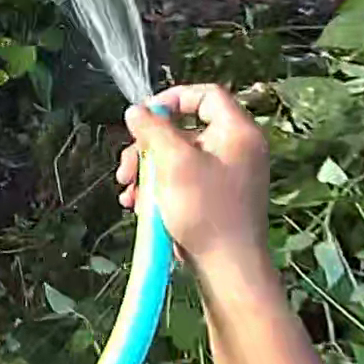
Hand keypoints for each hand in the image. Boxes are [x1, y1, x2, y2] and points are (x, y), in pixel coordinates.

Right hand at [115, 84, 269, 268]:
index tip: (144, 116)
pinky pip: (181, 180)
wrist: (228, 269)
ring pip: (176, 158)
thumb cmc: (205, 211)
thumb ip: (153, 131)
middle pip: (183, 130)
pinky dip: (159, 189)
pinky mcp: (214, 198)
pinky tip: (142, 207)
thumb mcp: (174, 163)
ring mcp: (226, 175)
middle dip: (147, 147)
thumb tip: (136, 110)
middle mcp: (235, 149)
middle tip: (127, 168)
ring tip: (130, 194)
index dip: (172, 99)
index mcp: (237, 132)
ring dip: (147, 172)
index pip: (206, 95)